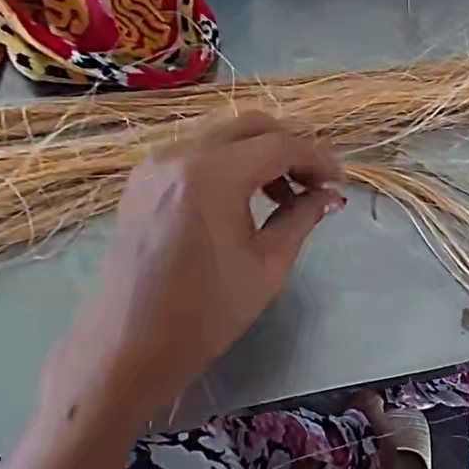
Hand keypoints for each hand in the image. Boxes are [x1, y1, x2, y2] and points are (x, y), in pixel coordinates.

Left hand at [41, 111, 343, 435]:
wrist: (130, 343)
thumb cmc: (204, 313)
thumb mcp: (266, 266)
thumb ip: (301, 218)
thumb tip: (330, 196)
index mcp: (210, 175)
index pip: (279, 146)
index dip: (316, 159)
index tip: (338, 182)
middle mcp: (178, 154)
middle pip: (249, 125)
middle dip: (288, 146)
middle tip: (312, 182)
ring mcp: (154, 163)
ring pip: (220, 134)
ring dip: (256, 152)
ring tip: (280, 195)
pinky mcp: (141, 179)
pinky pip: (193, 151)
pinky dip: (224, 161)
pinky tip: (239, 196)